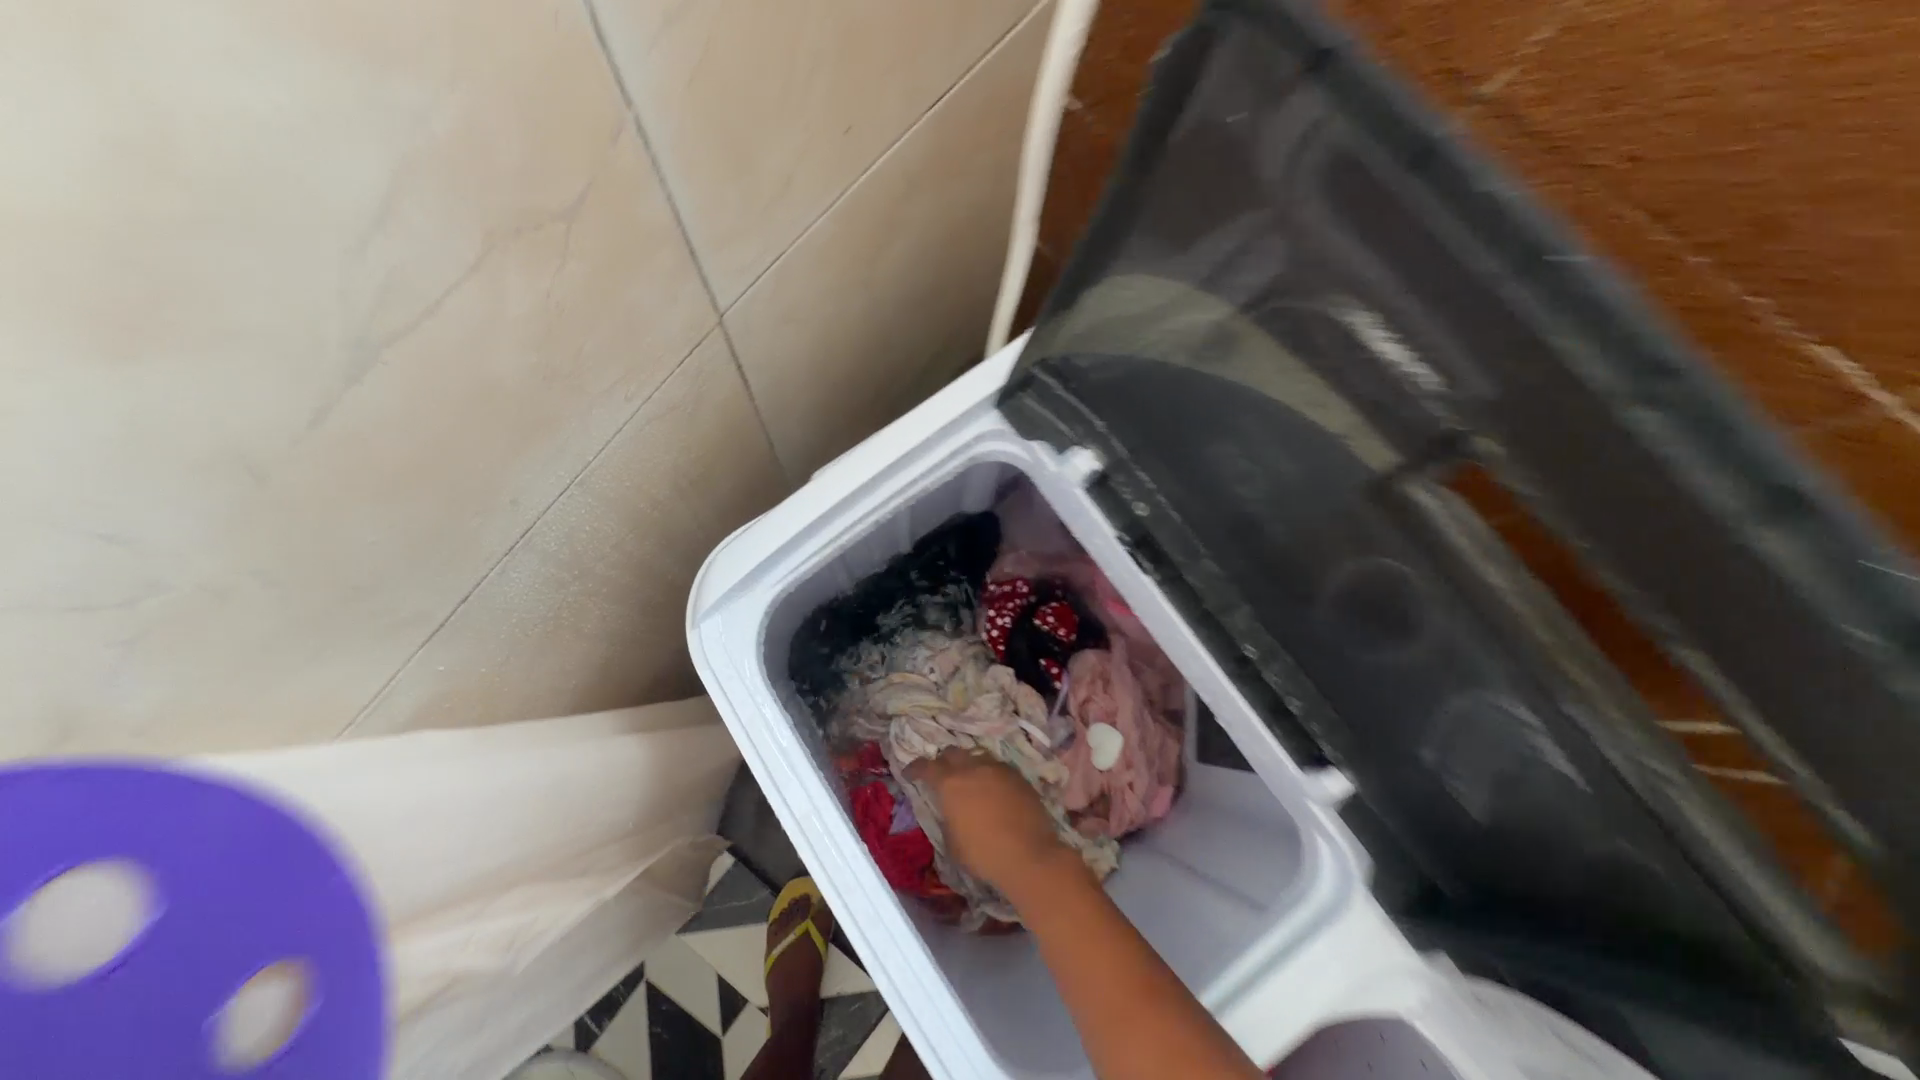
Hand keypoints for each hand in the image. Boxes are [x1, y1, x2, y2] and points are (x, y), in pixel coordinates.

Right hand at [907, 751, 1069, 895]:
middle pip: (953, 753)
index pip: (927, 767)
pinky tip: (993, 789)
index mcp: (950, 784)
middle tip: (941, 774)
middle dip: (943, 761)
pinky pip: (998, 768)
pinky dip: (990, 774)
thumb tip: (952, 812)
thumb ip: (948, 819)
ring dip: (969, 764)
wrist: (1029, 855)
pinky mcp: (1019, 777)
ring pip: (978, 756)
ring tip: (969, 779)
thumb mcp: (953, 843)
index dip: (915, 768)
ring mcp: (999, 770)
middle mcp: (973, 768)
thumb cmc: (983, 854)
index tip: (910, 773)